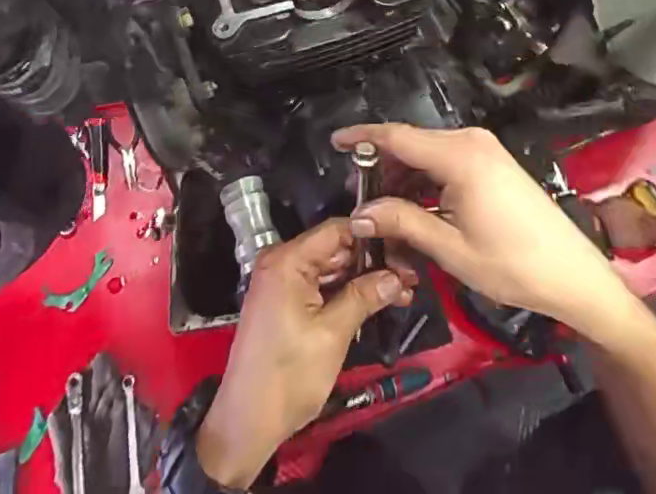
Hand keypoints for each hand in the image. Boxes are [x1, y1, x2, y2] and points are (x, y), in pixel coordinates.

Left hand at [197, 220, 415, 487]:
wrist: (245, 427)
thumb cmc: (286, 378)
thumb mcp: (332, 334)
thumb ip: (364, 296)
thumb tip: (398, 277)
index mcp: (287, 262)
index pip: (338, 229)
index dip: (374, 236)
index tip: (404, 250)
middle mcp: (282, 262)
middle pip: (337, 246)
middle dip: (373, 260)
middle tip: (409, 275)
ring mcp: (283, 282)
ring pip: (333, 266)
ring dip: (364, 277)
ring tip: (401, 289)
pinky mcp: (286, 301)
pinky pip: (323, 284)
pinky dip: (348, 291)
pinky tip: (378, 299)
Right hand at [331, 124, 645, 345]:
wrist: (570, 272)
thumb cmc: (512, 264)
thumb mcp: (450, 248)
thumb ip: (403, 222)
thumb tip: (360, 214)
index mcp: (460, 156)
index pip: (398, 137)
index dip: (363, 137)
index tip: (335, 142)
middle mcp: (471, 142)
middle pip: (412, 145)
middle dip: (382, 170)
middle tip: (360, 205)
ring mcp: (485, 150)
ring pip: (428, 155)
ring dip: (404, 180)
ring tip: (384, 217)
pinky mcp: (493, 163)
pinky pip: (448, 163)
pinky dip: (427, 183)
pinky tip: (415, 211)